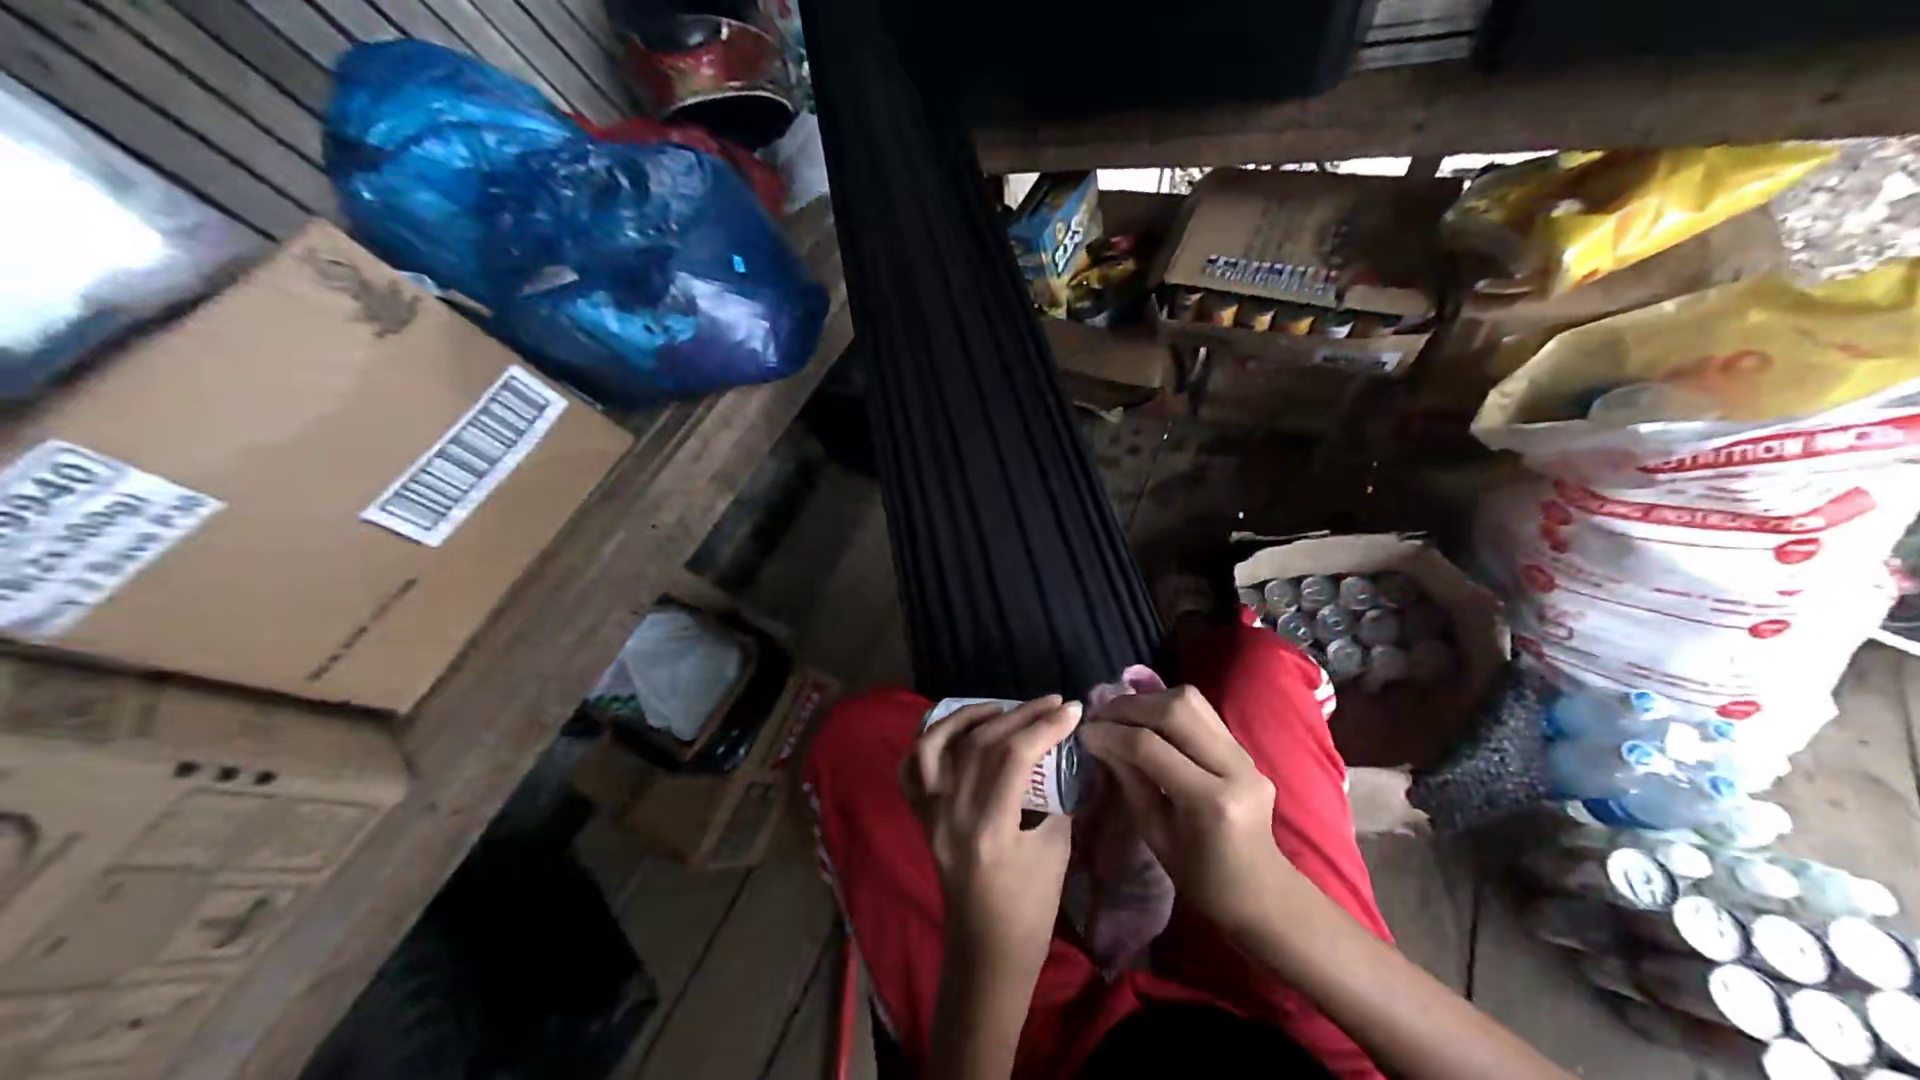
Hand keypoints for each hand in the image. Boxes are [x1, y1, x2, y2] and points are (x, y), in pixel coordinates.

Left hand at [902, 695, 1081, 978]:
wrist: (986, 953)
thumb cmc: (1030, 911)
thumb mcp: (1056, 851)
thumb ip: (1058, 798)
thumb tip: (1065, 754)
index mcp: (988, 830)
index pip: (1014, 756)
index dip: (1045, 726)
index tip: (1072, 709)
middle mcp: (950, 815)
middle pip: (981, 744)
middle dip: (1020, 715)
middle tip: (1050, 701)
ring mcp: (928, 815)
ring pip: (936, 746)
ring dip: (967, 717)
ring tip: (1001, 707)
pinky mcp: (920, 818)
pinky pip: (911, 769)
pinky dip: (929, 742)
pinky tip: (957, 731)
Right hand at [1079, 686, 1293, 937]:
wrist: (1260, 892)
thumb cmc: (1200, 877)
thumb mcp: (1154, 834)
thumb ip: (1129, 779)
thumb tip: (1099, 739)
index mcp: (1211, 802)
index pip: (1151, 747)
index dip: (1111, 733)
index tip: (1085, 732)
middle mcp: (1235, 769)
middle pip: (1176, 709)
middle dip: (1130, 707)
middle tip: (1101, 715)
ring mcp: (1246, 756)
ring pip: (1191, 701)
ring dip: (1149, 701)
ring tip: (1122, 714)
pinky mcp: (1246, 749)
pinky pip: (1202, 713)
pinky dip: (1167, 709)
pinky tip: (1146, 721)